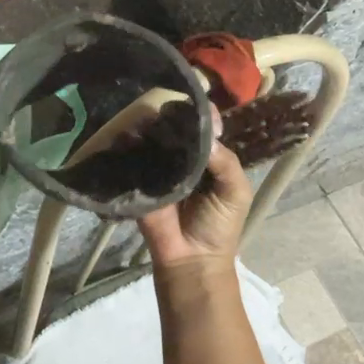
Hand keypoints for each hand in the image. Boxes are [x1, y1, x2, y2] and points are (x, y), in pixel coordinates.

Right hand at [139, 106, 252, 271]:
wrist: (191, 258)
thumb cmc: (219, 226)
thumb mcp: (236, 192)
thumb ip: (227, 162)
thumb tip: (206, 133)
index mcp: (208, 156)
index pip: (203, 126)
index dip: (200, 114)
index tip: (195, 104)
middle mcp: (182, 155)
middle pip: (174, 126)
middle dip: (171, 116)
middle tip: (167, 114)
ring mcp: (158, 165)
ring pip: (151, 136)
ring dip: (148, 127)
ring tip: (147, 124)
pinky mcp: (137, 177)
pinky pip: (131, 156)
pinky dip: (127, 144)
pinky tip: (128, 136)